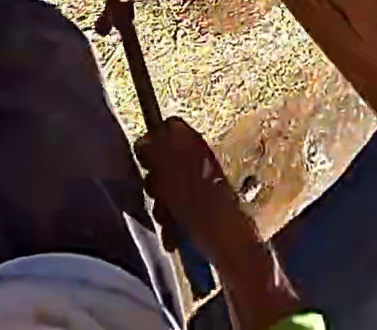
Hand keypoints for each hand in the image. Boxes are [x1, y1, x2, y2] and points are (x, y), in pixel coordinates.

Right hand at [135, 117, 260, 260]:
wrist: (234, 250)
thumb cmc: (201, 208)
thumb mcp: (170, 176)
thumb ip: (154, 153)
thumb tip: (142, 141)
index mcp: (195, 144)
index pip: (169, 126)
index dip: (153, 139)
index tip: (146, 159)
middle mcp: (200, 160)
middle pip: (164, 158)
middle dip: (155, 180)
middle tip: (157, 194)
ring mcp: (203, 185)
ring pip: (169, 186)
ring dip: (162, 205)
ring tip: (166, 221)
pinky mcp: (204, 209)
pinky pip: (180, 207)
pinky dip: (173, 220)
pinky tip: (173, 235)